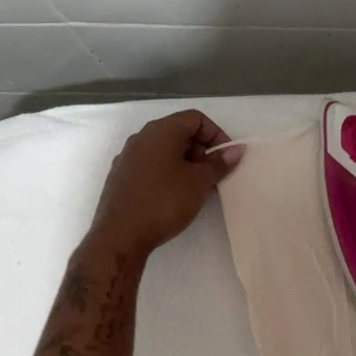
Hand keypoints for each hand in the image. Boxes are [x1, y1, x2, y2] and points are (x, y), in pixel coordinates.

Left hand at [89, 110, 243, 257]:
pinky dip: (167, 173)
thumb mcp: (199, 182)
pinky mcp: (120, 177)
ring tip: (196, 188)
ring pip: (164, 150)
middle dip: (201, 150)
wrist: (119, 237)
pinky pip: (150, 165)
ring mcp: (127, 157)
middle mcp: (141, 137)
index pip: (195, 118)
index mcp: (161, 131)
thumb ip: (219, 163)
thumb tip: (236, 149)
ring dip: (184, 163)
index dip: (216, 134)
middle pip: (179, 132)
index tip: (225, 158)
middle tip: (212, 174)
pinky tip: (173, 196)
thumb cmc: (163, 202)